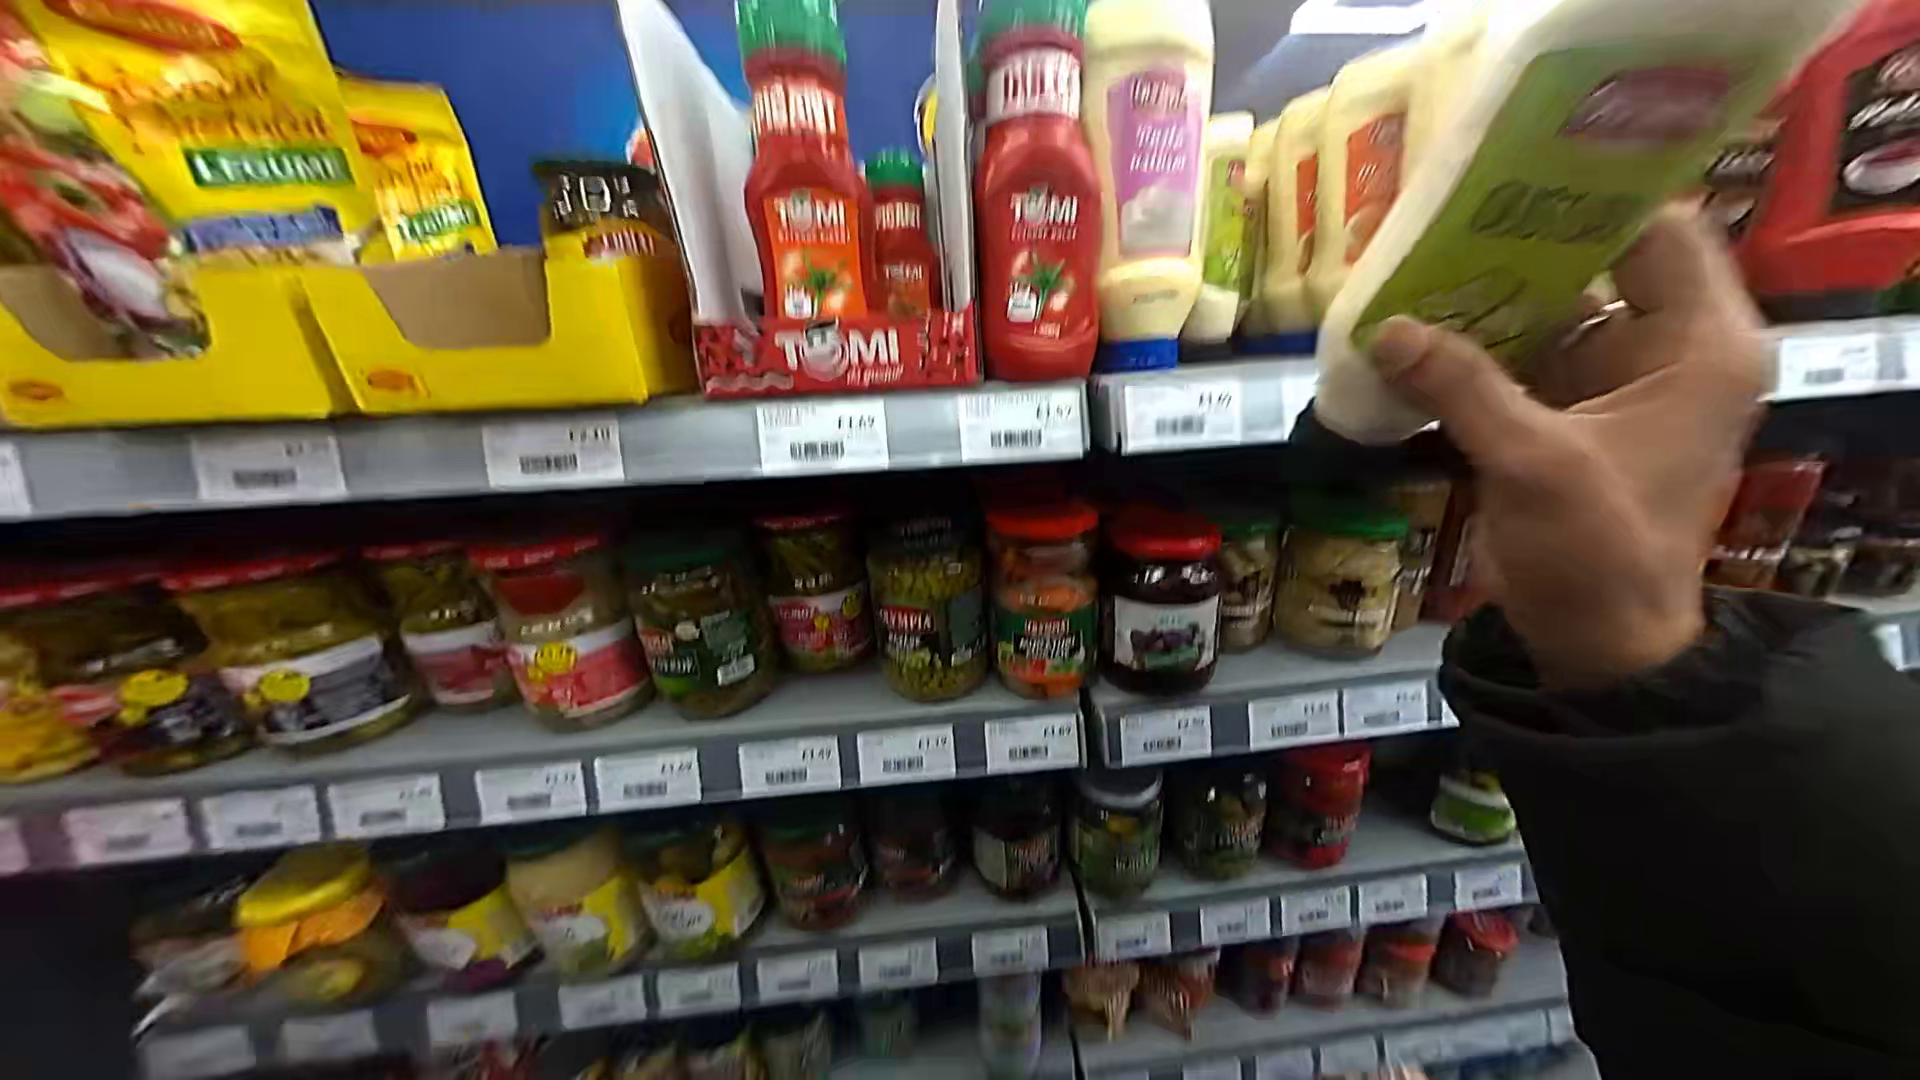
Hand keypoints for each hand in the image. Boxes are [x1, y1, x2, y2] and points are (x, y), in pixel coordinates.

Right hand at [1367, 208, 1764, 687]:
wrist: (1593, 630)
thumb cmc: (1595, 544)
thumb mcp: (1531, 459)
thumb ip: (1461, 388)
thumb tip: (1383, 329)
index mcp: (1696, 346)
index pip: (1653, 238)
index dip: (1586, 205)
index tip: (1502, 190)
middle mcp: (1655, 354)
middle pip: (1583, 279)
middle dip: (1506, 261)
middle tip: (1430, 238)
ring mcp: (1598, 390)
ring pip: (1534, 327)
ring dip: (1474, 314)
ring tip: (1406, 285)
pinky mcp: (1552, 423)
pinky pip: (1505, 373)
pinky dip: (1461, 362)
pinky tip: (1410, 349)